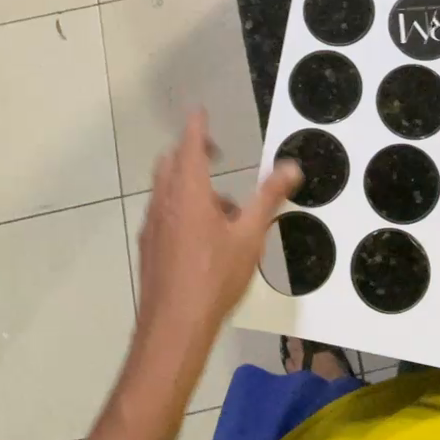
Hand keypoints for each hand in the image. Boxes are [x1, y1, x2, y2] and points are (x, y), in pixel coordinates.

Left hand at [135, 110, 301, 347]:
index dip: (197, 125)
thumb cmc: (214, 277)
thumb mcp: (250, 235)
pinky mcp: (148, 247)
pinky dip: (179, 207)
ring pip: (165, 189)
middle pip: (171, 162)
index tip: (200, 110)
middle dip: (191, 151)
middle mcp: (164, 200)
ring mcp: (152, 224)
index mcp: (188, 190)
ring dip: (187, 183)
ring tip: (221, 206)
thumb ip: (269, 197)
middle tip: (215, 153)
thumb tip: (291, 166)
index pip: (190, 144)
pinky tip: (203, 237)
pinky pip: (163, 212)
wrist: (173, 329)